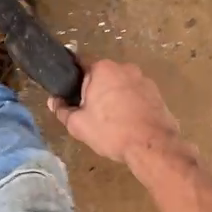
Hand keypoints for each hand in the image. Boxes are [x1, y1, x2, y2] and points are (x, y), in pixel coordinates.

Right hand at [48, 58, 187, 166]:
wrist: (151, 146)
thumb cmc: (111, 131)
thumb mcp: (78, 124)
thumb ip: (62, 110)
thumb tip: (54, 101)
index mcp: (102, 69)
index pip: (80, 65)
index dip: (73, 82)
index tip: (71, 97)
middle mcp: (124, 67)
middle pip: (102, 76)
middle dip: (95, 92)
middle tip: (90, 114)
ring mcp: (144, 79)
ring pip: (120, 86)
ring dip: (114, 98)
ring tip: (112, 122)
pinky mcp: (157, 93)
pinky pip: (136, 96)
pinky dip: (130, 105)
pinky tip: (129, 123)